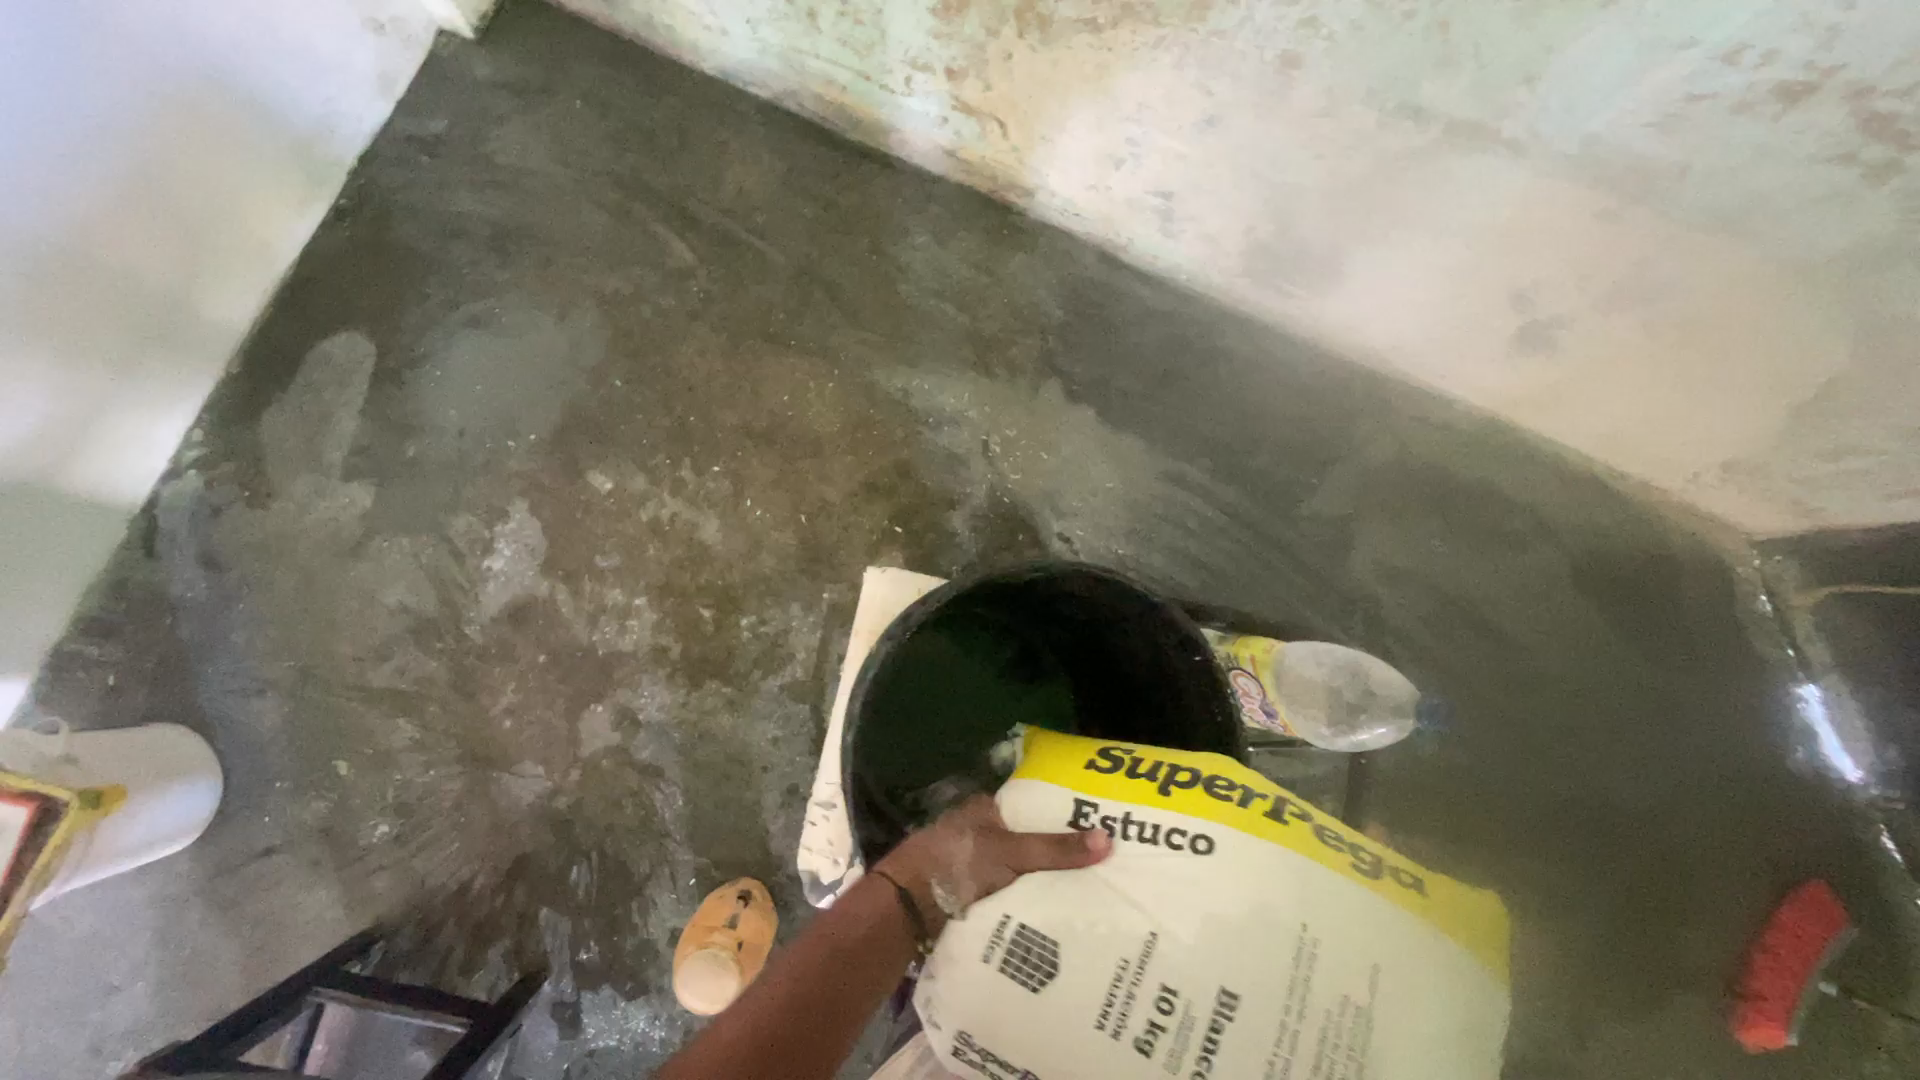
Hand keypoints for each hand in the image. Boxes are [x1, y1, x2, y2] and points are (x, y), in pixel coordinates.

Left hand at [873, 794, 1110, 935]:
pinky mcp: (973, 896)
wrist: (906, 908)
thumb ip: (1055, 848)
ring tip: (1091, 894)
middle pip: (1030, 841)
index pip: (1034, 807)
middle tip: (1104, 867)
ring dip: (1044, 882)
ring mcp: (976, 866)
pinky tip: (1057, 914)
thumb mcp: (1010, 851)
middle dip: (1058, 854)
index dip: (1064, 816)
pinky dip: (1029, 902)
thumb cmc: (956, 863)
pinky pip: (1011, 896)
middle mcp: (981, 832)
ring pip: (1021, 871)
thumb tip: (1109, 839)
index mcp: (987, 809)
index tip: (1100, 828)